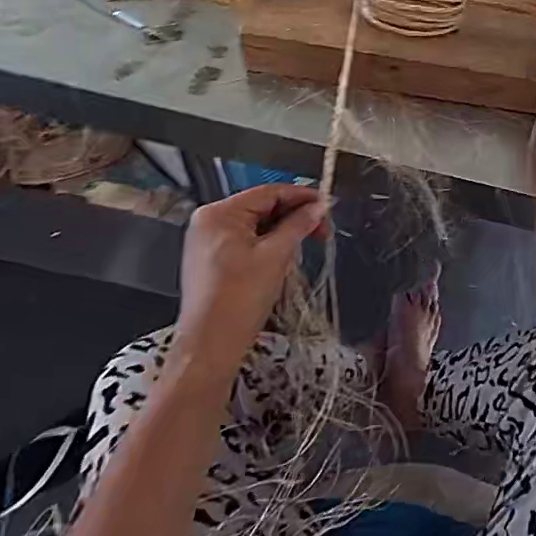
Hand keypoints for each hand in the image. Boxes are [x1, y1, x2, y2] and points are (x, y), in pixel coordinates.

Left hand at [175, 184, 330, 364]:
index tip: (327, 205)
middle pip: (263, 207)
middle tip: (322, 230)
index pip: (269, 192)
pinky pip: (248, 240)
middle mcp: (209, 221)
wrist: (212, 343)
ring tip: (305, 248)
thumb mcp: (276, 255)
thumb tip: (319, 207)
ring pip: (257, 225)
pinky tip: (285, 258)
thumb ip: (299, 225)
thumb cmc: (240, 297)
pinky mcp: (212, 258)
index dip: (302, 196)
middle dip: (295, 217)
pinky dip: (270, 245)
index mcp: (219, 213)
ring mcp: (208, 240)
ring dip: (284, 233)